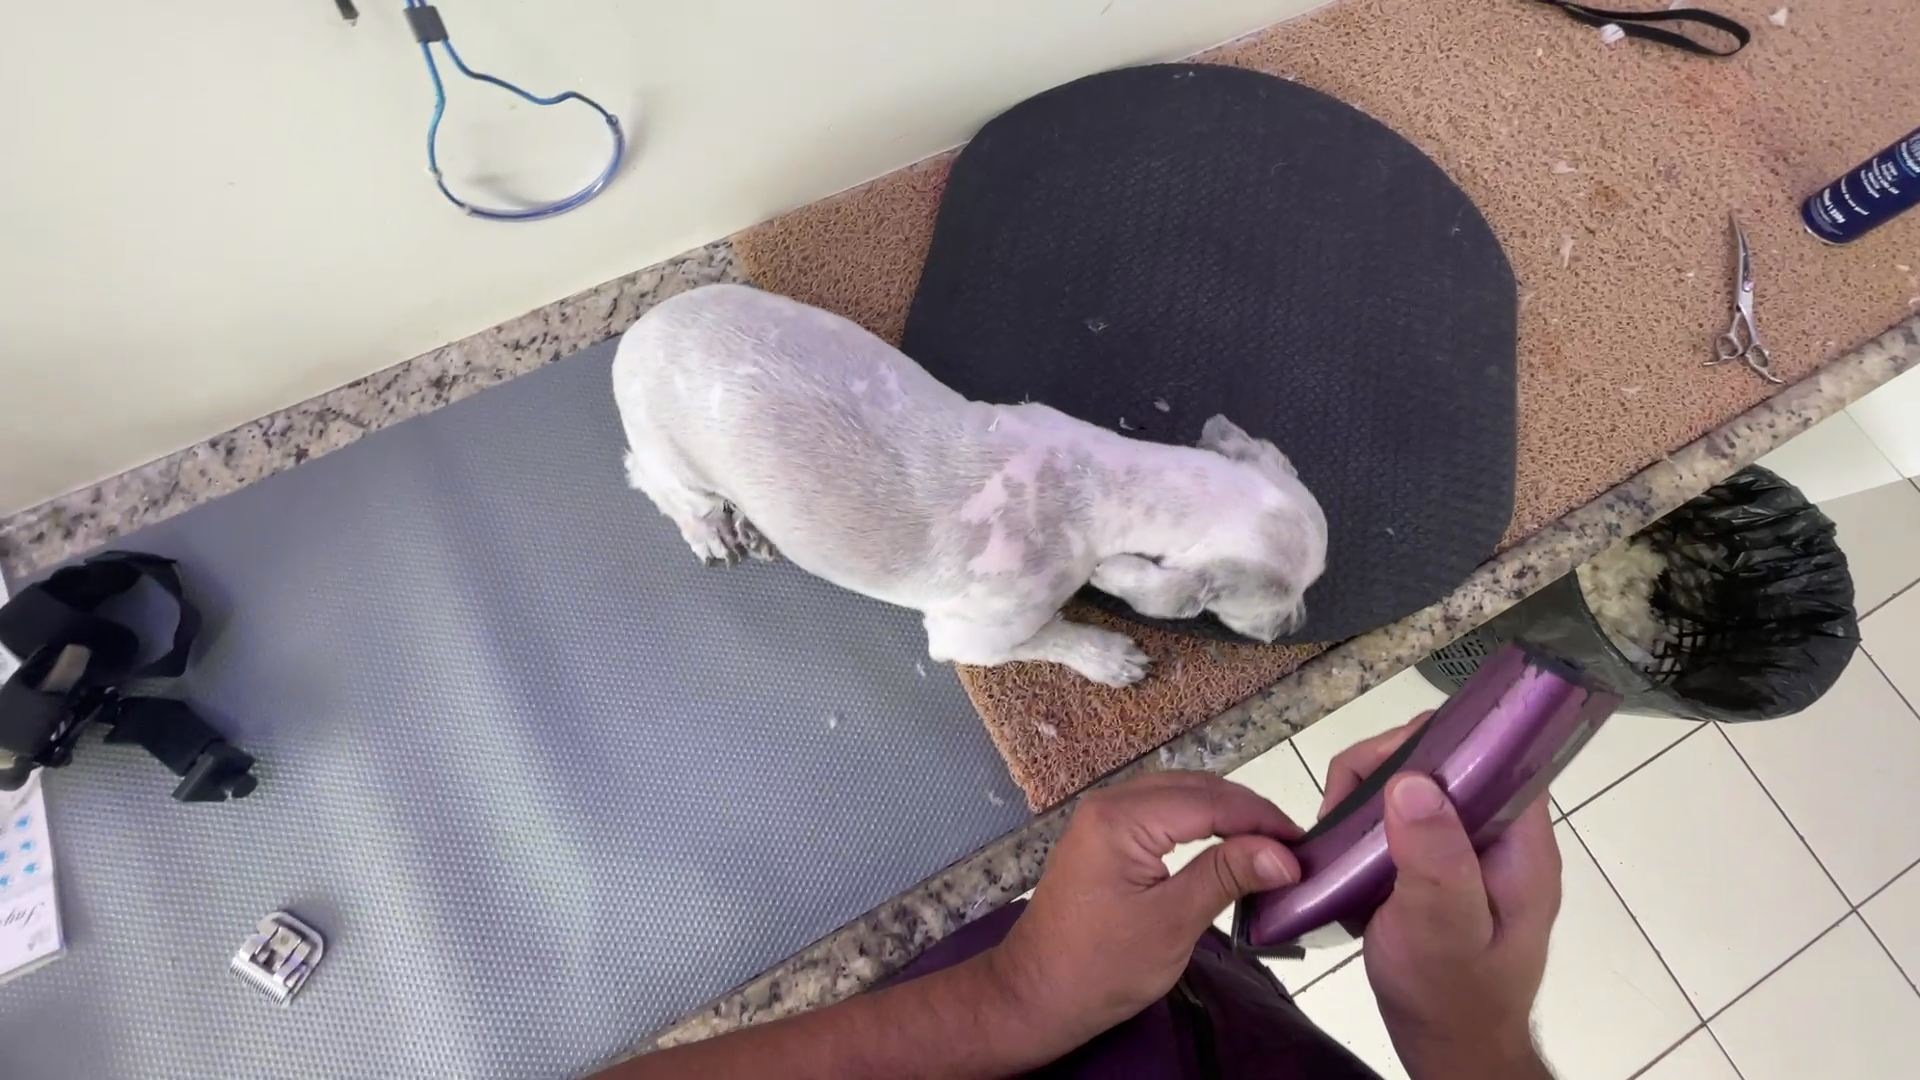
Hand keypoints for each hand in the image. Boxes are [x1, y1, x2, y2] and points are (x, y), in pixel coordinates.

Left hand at [990, 771, 1303, 1049]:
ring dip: (1221, 812)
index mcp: (1121, 817)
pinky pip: (1157, 811)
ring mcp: (1102, 815)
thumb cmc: (1104, 964)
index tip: (1305, 842)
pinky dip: (1195, 821)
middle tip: (1292, 845)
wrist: (1038, 990)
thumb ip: (1225, 877)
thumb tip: (1285, 854)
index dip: (1258, 817)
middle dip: (1243, 810)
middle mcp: (1109, 802)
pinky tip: (1221, 843)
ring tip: (1266, 844)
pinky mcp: (1102, 833)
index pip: (1206, 801)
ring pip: (1175, 795)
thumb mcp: (1172, 922)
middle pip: (1191, 788)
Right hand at [1321, 717, 1560, 1079]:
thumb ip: (1436, 861)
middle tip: (1340, 813)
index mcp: (1517, 840)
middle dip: (1377, 768)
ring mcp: (1460, 840)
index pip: (1486, 750)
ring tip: (1337, 835)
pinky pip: (1389, 807)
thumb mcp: (1443, 931)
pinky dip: (1356, 814)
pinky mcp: (1429, 853)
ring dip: (1359, 793)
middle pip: (1434, 755)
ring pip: (1405, 777)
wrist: (1446, 1042)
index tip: (1378, 770)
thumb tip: (1412, 783)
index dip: (1431, 742)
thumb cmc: (1451, 992)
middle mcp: (1493, 829)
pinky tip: (1342, 848)